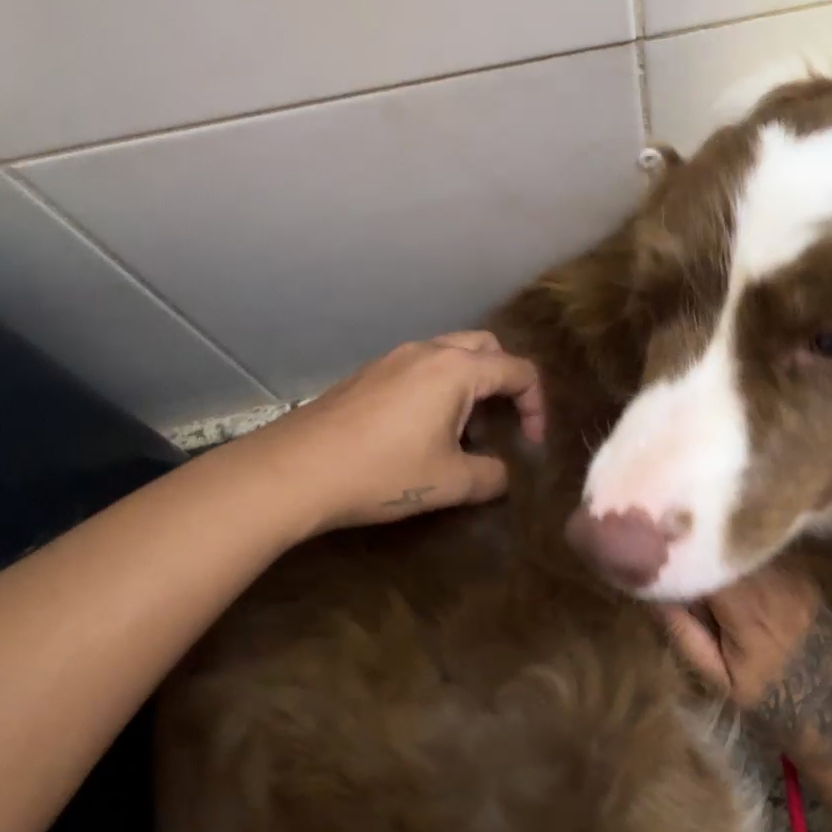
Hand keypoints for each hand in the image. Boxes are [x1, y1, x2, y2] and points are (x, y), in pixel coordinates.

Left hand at [231, 331, 544, 535]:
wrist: (294, 472)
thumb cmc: (382, 473)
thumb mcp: (450, 483)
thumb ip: (492, 476)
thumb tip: (504, 475)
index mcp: (457, 369)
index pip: (519, 371)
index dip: (537, 407)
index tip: (532, 444)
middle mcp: (428, 352)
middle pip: (486, 348)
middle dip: (505, 382)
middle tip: (504, 422)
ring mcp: (393, 358)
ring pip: (450, 355)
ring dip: (471, 384)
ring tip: (465, 431)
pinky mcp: (368, 374)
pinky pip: (420, 367)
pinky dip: (439, 388)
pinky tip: (423, 431)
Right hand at [655, 565, 831, 764]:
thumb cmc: (772, 704)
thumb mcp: (719, 681)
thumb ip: (685, 633)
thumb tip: (651, 592)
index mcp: (748, 612)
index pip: (709, 563)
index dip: (682, 554)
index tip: (658, 555)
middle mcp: (775, 585)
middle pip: (727, 548)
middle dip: (700, 549)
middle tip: (673, 556)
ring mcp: (795, 576)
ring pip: (747, 548)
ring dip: (722, 553)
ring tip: (700, 563)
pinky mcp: (806, 576)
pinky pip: (766, 556)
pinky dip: (745, 560)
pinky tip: (732, 572)